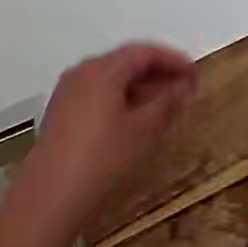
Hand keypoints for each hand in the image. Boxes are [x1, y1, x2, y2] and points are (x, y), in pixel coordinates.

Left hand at [20, 43, 197, 224]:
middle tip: (183, 89)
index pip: (142, 52)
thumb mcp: (143, 131)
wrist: (53, 194)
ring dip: (138, 87)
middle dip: (156, 72)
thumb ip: (166, 103)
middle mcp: (80, 73)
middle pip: (123, 62)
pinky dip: (119, 98)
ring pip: (109, 79)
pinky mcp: (60, 112)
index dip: (172, 60)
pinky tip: (133, 119)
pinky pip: (95, 94)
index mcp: (101, 70)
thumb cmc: (102, 159)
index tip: (194, 74)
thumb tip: (181, 86)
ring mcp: (66, 92)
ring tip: (163, 106)